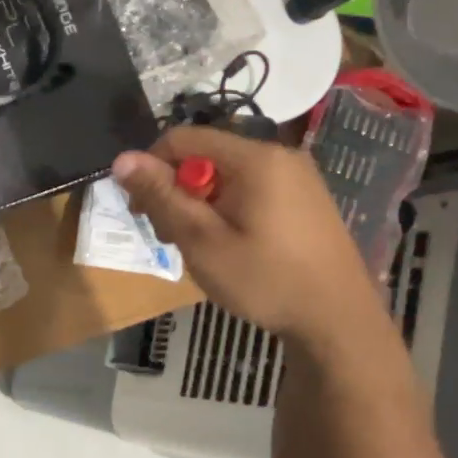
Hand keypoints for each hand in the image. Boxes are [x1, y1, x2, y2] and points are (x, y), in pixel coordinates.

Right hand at [111, 127, 385, 346]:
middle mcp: (278, 156)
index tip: (142, 209)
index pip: (181, 139)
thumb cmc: (263, 278)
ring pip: (222, 174)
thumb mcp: (199, 239)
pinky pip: (246, 188)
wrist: (336, 318)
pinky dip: (222, 209)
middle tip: (167, 234)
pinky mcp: (302, 198)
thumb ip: (160, 195)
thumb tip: (121, 159)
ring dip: (196, 203)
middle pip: (203, 155)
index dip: (150, 168)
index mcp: (255, 159)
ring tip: (195, 244)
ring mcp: (295, 177)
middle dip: (173, 189)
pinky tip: (224, 243)